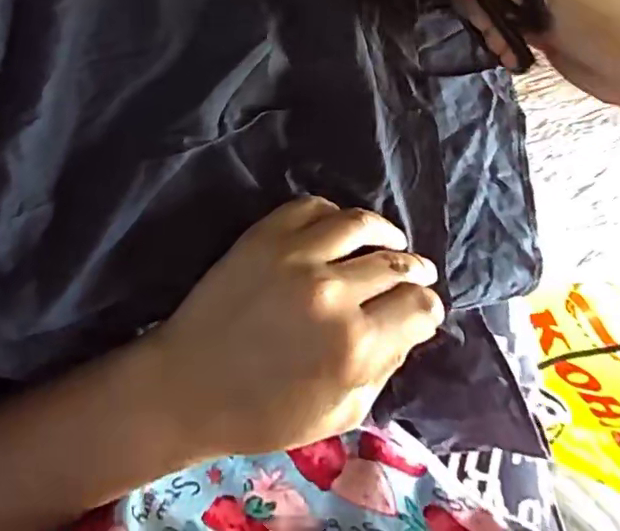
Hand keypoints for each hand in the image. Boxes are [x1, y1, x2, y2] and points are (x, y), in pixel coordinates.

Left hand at [140, 197, 443, 456]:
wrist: (190, 382)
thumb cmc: (264, 412)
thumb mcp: (341, 412)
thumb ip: (382, 368)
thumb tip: (405, 329)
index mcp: (356, 345)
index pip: (419, 307)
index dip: (429, 307)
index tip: (424, 308)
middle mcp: (332, 292)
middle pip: (395, 262)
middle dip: (415, 268)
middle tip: (418, 270)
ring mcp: (294, 255)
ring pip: (358, 223)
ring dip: (384, 230)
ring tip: (391, 238)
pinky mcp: (263, 235)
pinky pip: (310, 206)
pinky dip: (334, 212)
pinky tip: (340, 226)